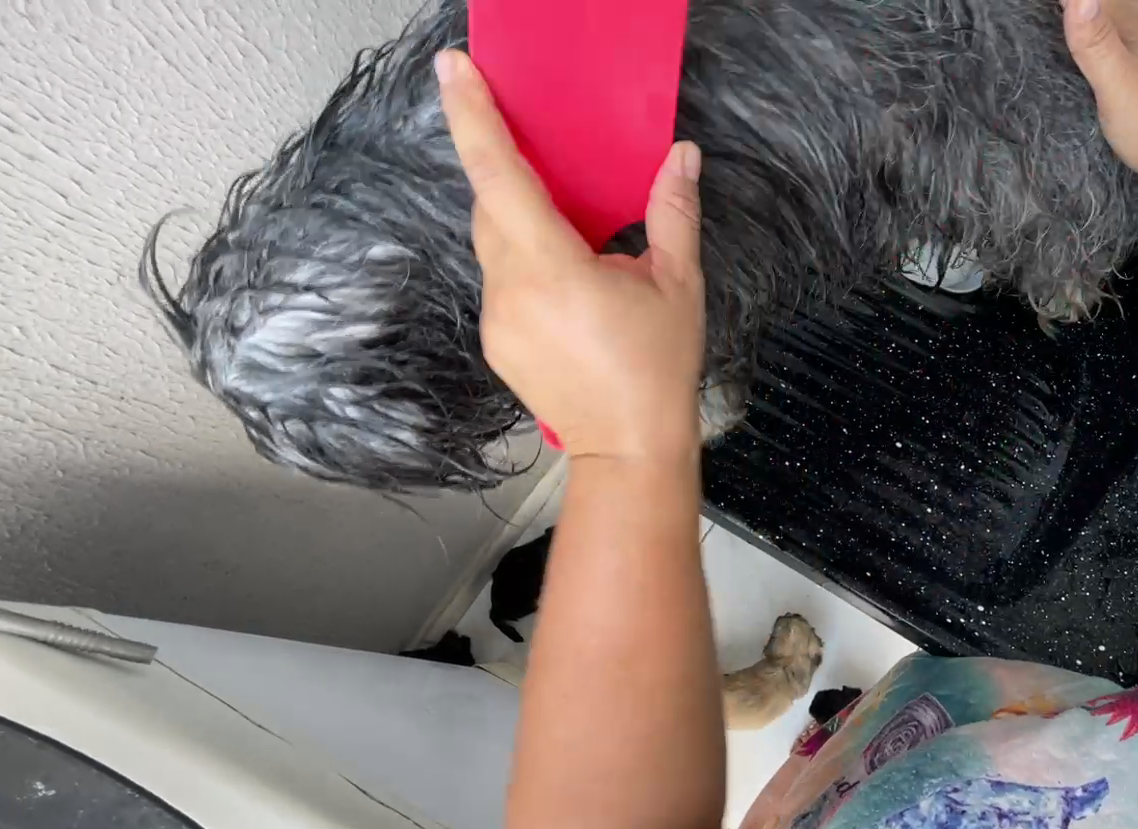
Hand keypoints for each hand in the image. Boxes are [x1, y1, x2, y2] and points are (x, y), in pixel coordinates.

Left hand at [436, 49, 706, 464]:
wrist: (630, 448)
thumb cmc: (658, 371)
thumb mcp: (679, 288)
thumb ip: (673, 214)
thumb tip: (682, 157)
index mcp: (555, 271)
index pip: (500, 177)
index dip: (474, 118)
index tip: (455, 70)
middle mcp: (511, 291)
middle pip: (492, 208)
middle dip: (514, 180)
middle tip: (552, 175)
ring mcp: (496, 320)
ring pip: (494, 248)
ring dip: (525, 231)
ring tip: (579, 258)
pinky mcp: (495, 342)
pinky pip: (500, 284)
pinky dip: (525, 270)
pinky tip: (569, 299)